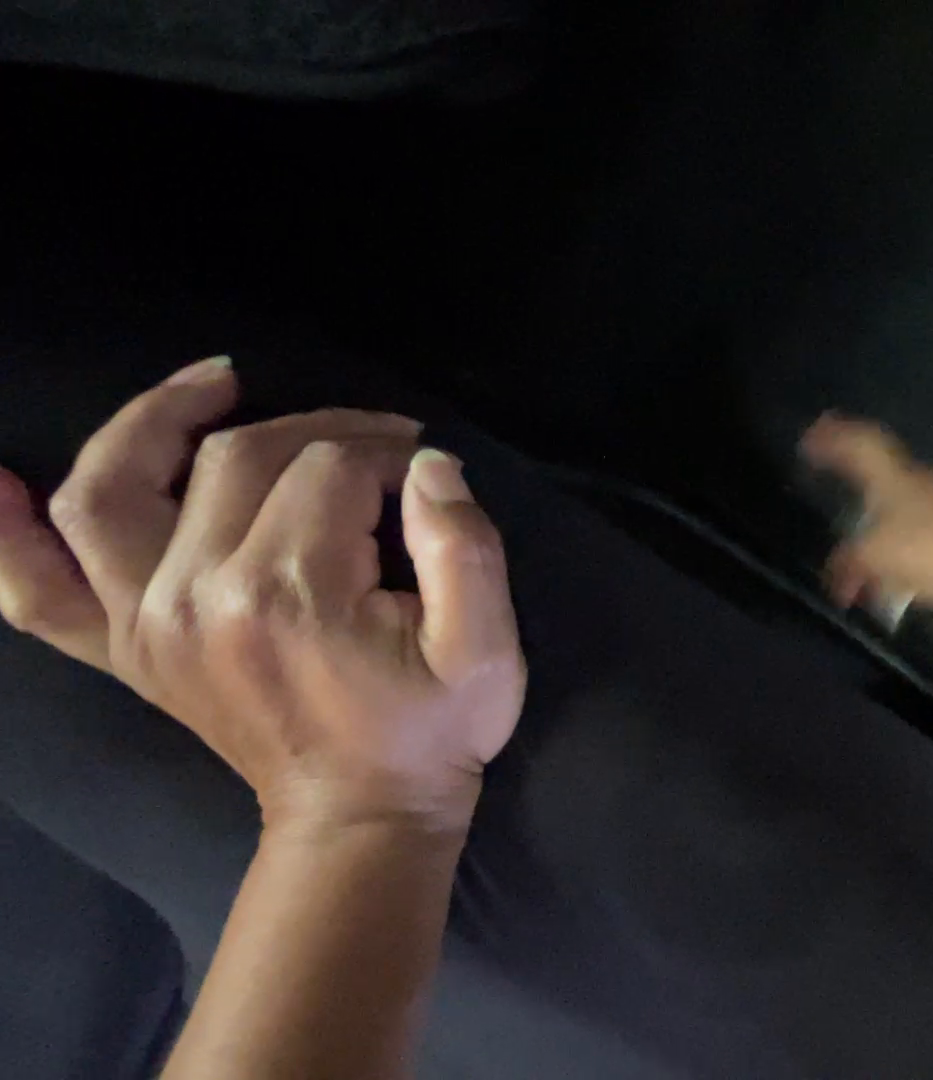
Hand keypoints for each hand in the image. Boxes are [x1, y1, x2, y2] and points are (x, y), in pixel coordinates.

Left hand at [0, 357, 526, 834]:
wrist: (364, 811)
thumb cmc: (436, 726)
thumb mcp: (487, 646)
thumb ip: (465, 550)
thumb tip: (432, 467)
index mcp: (293, 591)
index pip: (333, 469)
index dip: (391, 451)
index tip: (431, 465)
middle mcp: (196, 594)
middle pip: (241, 459)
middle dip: (322, 427)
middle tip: (385, 438)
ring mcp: (141, 622)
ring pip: (116, 488)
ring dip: (157, 421)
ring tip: (215, 383)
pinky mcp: (121, 648)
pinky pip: (27, 585)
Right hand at [801, 412, 932, 608]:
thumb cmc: (932, 547)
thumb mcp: (875, 558)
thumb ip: (849, 564)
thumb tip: (837, 577)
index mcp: (891, 476)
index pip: (859, 442)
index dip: (834, 436)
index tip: (814, 436)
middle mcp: (919, 478)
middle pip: (882, 472)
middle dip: (858, 484)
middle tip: (841, 495)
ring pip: (905, 503)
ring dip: (884, 522)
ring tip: (872, 552)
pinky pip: (927, 526)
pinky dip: (909, 542)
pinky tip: (906, 569)